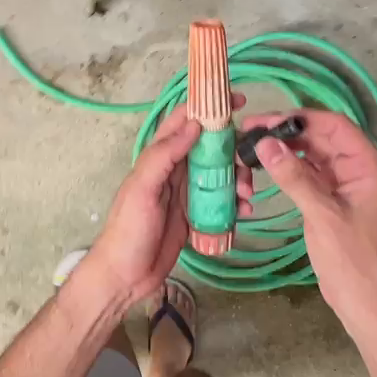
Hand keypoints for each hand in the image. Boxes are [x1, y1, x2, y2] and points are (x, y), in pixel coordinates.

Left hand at [73, 98, 252, 312]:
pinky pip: (221, 203)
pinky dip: (236, 204)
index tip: (238, 101)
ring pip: (220, 176)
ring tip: (247, 194)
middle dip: (234, 150)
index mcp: (159, 158)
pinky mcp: (196, 217)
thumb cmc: (128, 230)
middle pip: (211, 149)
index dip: (209, 107)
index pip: (185, 121)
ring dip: (238, 180)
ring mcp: (186, 194)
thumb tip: (194, 125)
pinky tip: (245, 212)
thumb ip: (163, 156)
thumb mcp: (142, 189)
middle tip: (251, 162)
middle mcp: (175, 171)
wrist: (125, 276)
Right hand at [244, 109, 376, 314]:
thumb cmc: (350, 258)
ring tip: (253, 143)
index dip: (302, 118)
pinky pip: (309, 170)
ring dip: (285, 146)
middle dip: (288, 131)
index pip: (336, 126)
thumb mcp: (322, 215)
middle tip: (251, 128)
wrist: (360, 297)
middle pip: (322, 136)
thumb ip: (294, 177)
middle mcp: (360, 167)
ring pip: (313, 152)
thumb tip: (265, 144)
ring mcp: (345, 182)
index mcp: (370, 166)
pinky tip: (265, 163)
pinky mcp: (331, 195)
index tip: (268, 119)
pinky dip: (288, 165)